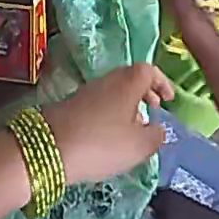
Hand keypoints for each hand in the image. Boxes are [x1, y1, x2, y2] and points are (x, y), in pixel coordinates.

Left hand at [38, 64, 173, 184]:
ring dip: (128, 104)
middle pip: (130, 78)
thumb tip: (158, 128)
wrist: (49, 148)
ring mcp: (87, 91)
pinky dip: (111, 112)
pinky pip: (100, 102)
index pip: (149, 71)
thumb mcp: (139, 146)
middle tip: (154, 110)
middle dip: (145, 93)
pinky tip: (111, 135)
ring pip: (114, 91)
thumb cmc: (102, 143)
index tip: (168, 99)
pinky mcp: (72, 104)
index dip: (161, 83)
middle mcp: (107, 80)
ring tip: (135, 128)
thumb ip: (156, 136)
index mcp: (128, 83)